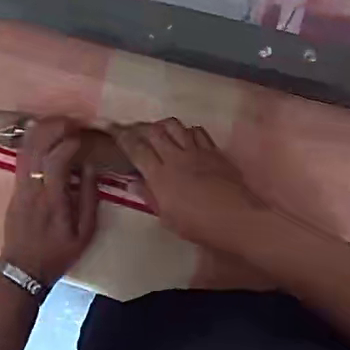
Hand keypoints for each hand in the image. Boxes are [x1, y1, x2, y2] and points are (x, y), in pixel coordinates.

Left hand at [0, 117, 99, 285]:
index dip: (69, 144)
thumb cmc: (58, 253)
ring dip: (41, 132)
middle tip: (71, 121)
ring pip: (25, 150)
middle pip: (36, 148)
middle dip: (52, 129)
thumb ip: (90, 198)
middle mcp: (32, 189)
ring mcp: (19, 187)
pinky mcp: (13, 189)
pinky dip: (32, 142)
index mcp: (53, 201)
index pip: (56, 161)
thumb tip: (91, 166)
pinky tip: (43, 135)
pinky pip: (21, 158)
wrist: (23, 269)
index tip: (82, 137)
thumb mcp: (85, 232)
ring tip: (59, 123)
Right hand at [110, 119, 272, 250]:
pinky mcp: (214, 151)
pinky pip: (198, 131)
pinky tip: (186, 137)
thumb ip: (149, 196)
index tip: (114, 130)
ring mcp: (196, 151)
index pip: (136, 149)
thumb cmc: (198, 225)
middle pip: (154, 131)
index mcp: (159, 175)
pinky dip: (187, 130)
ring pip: (175, 126)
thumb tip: (133, 182)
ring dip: (163, 125)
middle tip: (135, 130)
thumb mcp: (167, 217)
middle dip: (141, 127)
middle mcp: (175, 157)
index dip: (123, 137)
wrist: (236, 218)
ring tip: (159, 130)